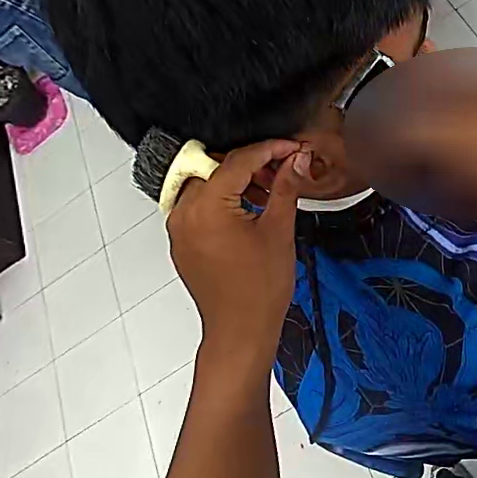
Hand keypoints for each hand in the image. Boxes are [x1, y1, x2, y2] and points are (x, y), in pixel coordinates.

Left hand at [166, 139, 309, 353]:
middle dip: (251, 163)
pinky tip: (250, 209)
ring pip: (205, 184)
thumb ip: (285, 188)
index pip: (238, 161)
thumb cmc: (260, 288)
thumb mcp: (279, 231)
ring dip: (236, 180)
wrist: (241, 329)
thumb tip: (297, 160)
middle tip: (283, 168)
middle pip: (215, 166)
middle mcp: (183, 212)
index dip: (270, 149)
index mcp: (207, 207)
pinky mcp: (182, 241)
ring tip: (269, 191)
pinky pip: (199, 205)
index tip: (293, 148)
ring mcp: (179, 227)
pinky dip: (223, 199)